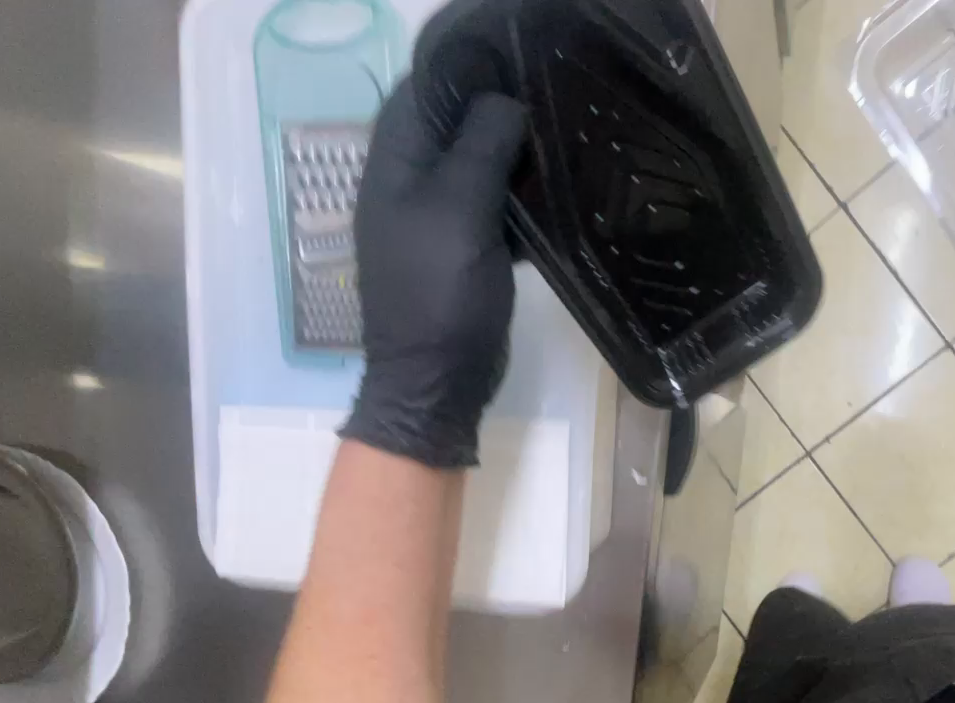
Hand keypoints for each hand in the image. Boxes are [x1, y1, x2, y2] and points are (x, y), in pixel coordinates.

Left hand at [340, 80, 528, 468]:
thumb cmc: (440, 297)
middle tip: (551, 105)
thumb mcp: (458, 213)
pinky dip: (518, 205)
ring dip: (513, 161)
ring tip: (560, 146)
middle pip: (452, 130)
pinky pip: (491, 214)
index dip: (466, 72)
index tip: (521, 66)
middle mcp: (409, 187)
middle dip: (497, 114)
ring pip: (476, 172)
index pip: (424, 92)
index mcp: (394, 165)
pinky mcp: (464, 257)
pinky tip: (553, 203)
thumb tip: (505, 100)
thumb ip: (479, 149)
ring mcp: (436, 225)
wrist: (436, 383)